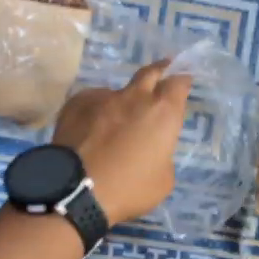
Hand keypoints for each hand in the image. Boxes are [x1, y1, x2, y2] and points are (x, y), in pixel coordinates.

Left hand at [53, 62, 192, 225]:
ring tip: (118, 118)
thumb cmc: (129, 188)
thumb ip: (162, 155)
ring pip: (119, 91)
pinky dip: (98, 111)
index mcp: (163, 113)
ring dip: (124, 100)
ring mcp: (103, 97)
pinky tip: (92, 128)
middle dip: (160, 70)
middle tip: (163, 69)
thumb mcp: (163, 180)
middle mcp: (135, 97)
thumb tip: (152, 148)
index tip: (183, 83)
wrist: (75, 189)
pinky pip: (93, 101)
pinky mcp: (77, 103)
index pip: (179, 84)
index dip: (182, 82)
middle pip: (151, 72)